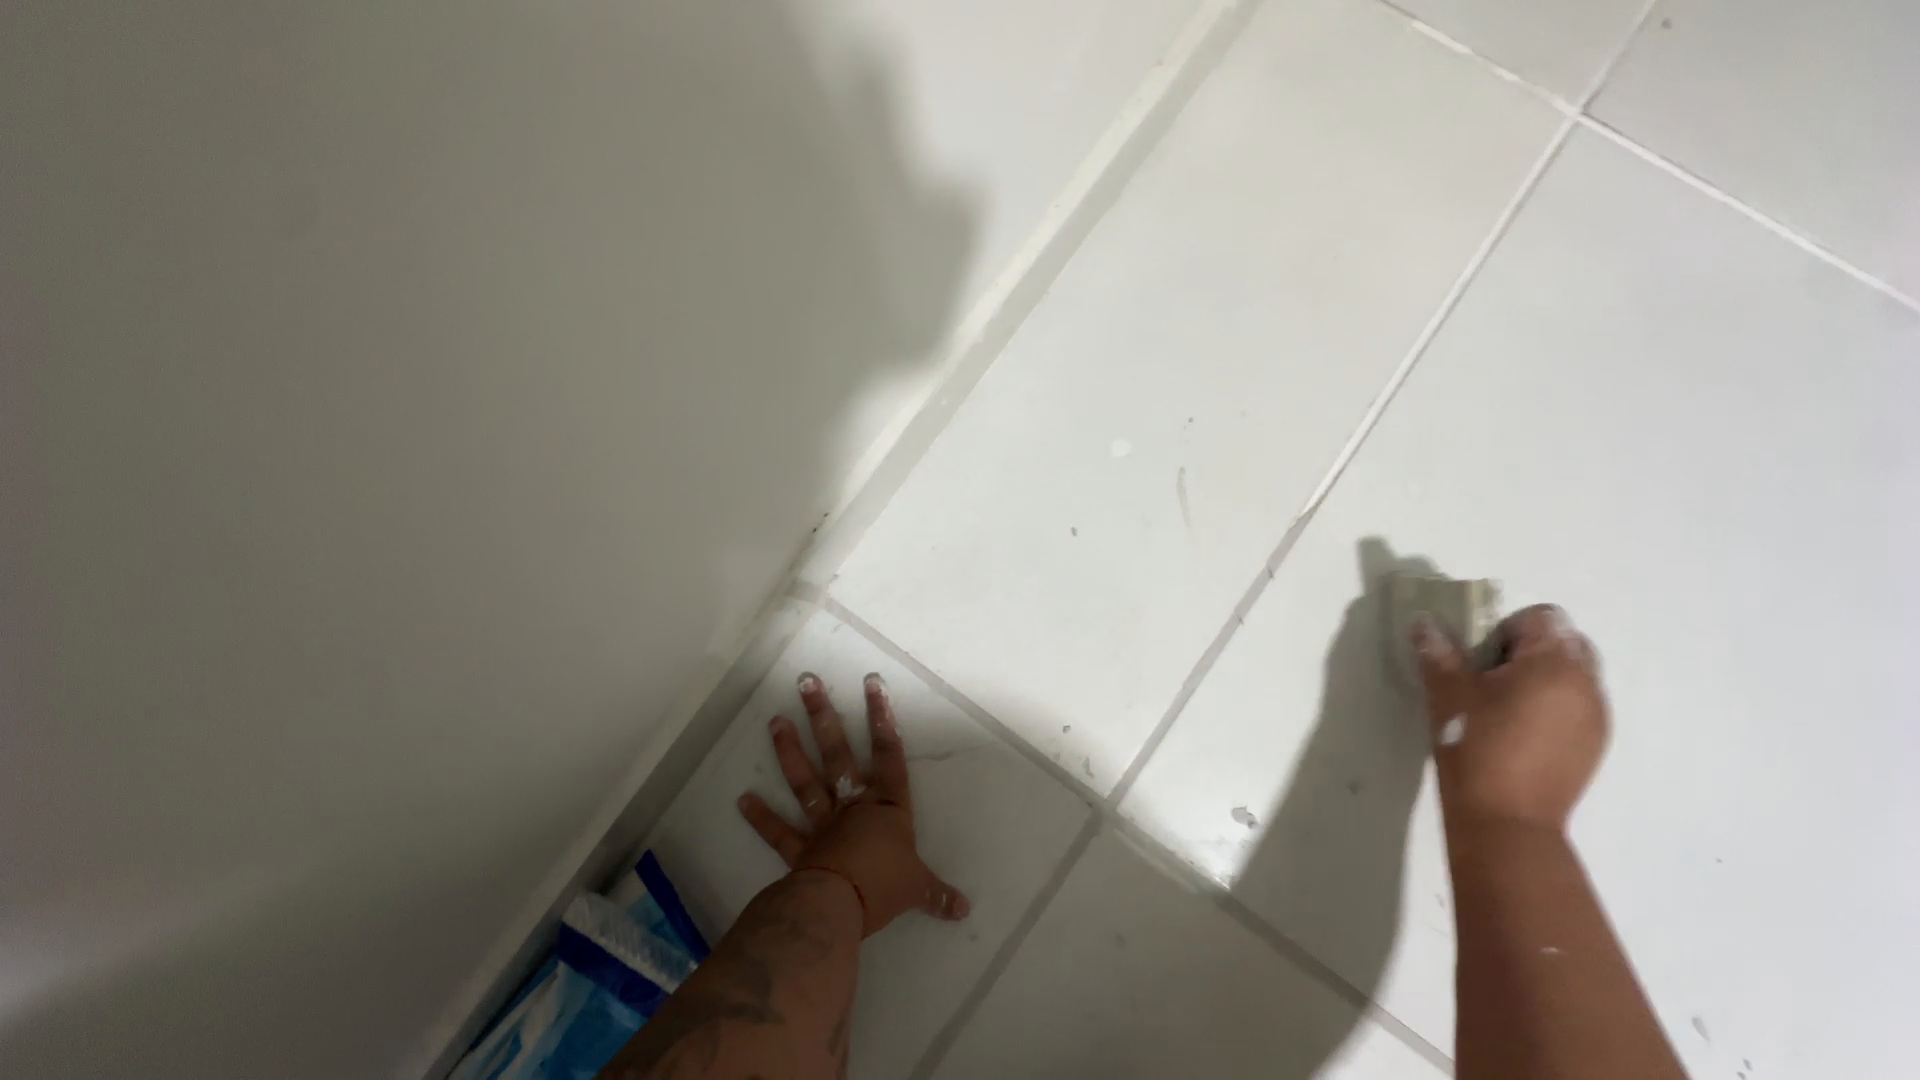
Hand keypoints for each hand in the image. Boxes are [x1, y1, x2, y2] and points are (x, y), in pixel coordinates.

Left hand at [737, 671, 969, 936]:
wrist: (841, 905)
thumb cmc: (884, 886)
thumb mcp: (918, 888)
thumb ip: (937, 893)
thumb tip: (964, 909)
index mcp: (887, 808)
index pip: (889, 755)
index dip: (882, 720)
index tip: (872, 684)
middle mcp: (854, 806)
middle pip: (838, 754)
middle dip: (824, 717)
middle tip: (806, 682)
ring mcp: (823, 824)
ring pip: (806, 781)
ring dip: (789, 751)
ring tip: (776, 720)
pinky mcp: (800, 849)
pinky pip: (779, 832)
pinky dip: (761, 818)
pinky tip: (742, 799)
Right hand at [1412, 603, 1608, 833]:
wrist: (1507, 821)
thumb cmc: (1475, 746)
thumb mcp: (1447, 693)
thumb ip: (1437, 650)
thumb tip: (1425, 621)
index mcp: (1555, 663)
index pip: (1541, 616)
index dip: (1504, 627)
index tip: (1477, 658)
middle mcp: (1587, 684)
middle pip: (1564, 641)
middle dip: (1527, 649)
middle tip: (1487, 677)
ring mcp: (1596, 716)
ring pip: (1572, 674)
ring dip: (1540, 677)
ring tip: (1501, 707)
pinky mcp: (1593, 745)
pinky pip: (1575, 705)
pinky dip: (1550, 705)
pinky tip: (1517, 733)